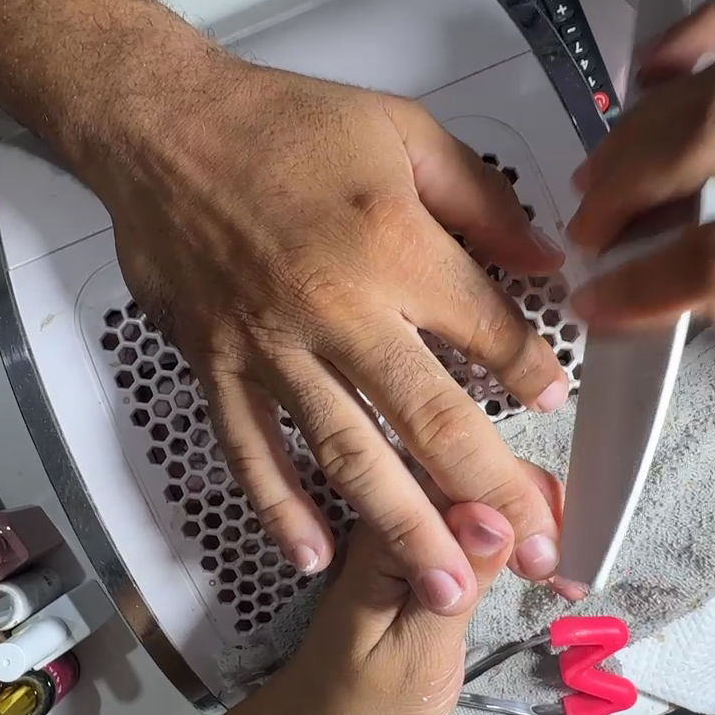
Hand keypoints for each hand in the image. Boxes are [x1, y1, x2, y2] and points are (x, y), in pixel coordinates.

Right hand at [84, 60, 569, 612]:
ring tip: (444, 588)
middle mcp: (337, 312)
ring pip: (346, 454)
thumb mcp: (402, 132)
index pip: (489, 332)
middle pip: (428, 419)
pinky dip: (281, 508)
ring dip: (400, 526)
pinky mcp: (217, 370)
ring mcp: (271, 351)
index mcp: (393, 246)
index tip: (552, 410)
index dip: (532, 376)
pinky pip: (251, 451)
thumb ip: (481, 201)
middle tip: (531, 554)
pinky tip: (316, 556)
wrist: (161, 129)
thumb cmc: (280, 125)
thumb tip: (544, 258)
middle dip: (488, 493)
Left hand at [249, 487, 537, 714]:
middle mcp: (389, 515)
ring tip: (564, 572)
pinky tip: (541, 563)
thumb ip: (453, 594)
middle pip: (470, 474)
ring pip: (478, 491)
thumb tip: (494, 520)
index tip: (557, 557)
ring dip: (528, 519)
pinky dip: (514, 534)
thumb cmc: (363, 705)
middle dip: (531, 506)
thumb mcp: (414, 661)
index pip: (455, 480)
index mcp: (380, 537)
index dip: (516, 504)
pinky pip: (473, 519)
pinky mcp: (421, 541)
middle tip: (570, 569)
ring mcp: (404, 523)